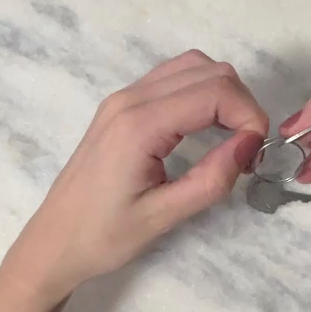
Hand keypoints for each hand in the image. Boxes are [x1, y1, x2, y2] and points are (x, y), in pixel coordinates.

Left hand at [0, 51, 267, 305]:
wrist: (53, 243)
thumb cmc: (102, 238)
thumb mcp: (162, 217)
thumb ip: (210, 180)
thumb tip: (250, 145)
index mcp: (139, 125)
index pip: (214, 91)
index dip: (248, 115)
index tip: (257, 152)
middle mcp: (129, 100)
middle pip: (208, 70)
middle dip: (240, 103)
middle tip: (248, 148)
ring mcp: (121, 100)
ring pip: (191, 67)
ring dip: (222, 95)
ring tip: (232, 138)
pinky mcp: (120, 109)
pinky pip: (171, 81)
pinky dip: (200, 95)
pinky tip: (206, 130)